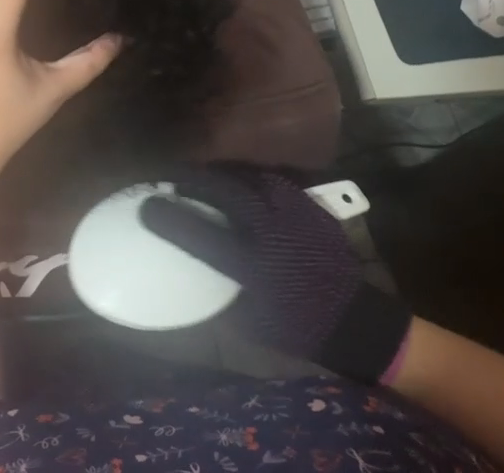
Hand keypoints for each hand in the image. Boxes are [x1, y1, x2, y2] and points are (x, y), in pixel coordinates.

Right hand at [140, 163, 412, 382]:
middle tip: (173, 178)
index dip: (169, 217)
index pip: (200, 234)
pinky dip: (251, 180)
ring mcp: (296, 216)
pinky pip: (274, 183)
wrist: (357, 322)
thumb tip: (187, 268)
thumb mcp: (248, 320)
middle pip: (224, 191)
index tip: (146, 205)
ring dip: (223, 175)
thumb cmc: (297, 327)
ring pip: (250, 178)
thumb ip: (218, 288)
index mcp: (253, 267)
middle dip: (193, 180)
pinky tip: (242, 185)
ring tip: (206, 177)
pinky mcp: (311, 208)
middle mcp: (273, 234)